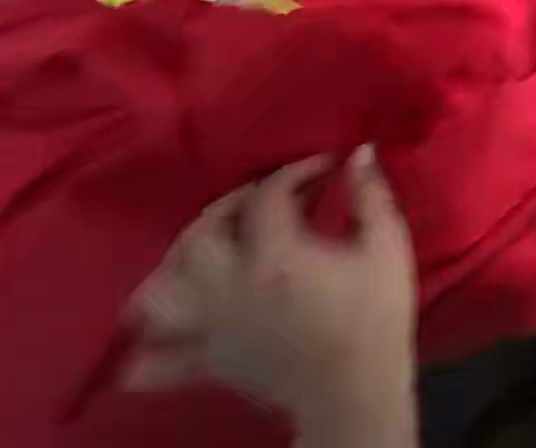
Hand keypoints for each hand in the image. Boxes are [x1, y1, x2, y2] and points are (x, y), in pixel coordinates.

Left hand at [125, 148, 415, 442]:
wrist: (357, 384)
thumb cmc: (377, 308)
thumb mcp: (387, 242)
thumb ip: (370, 194)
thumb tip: (360, 151)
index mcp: (278, 257)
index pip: (268, 196)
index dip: (296, 170)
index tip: (327, 165)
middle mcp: (230, 289)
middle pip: (200, 234)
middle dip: (231, 202)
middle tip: (266, 194)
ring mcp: (209, 330)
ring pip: (157, 290)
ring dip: (178, 260)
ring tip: (214, 245)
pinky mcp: (203, 364)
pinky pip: (149, 360)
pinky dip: (150, 340)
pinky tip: (177, 321)